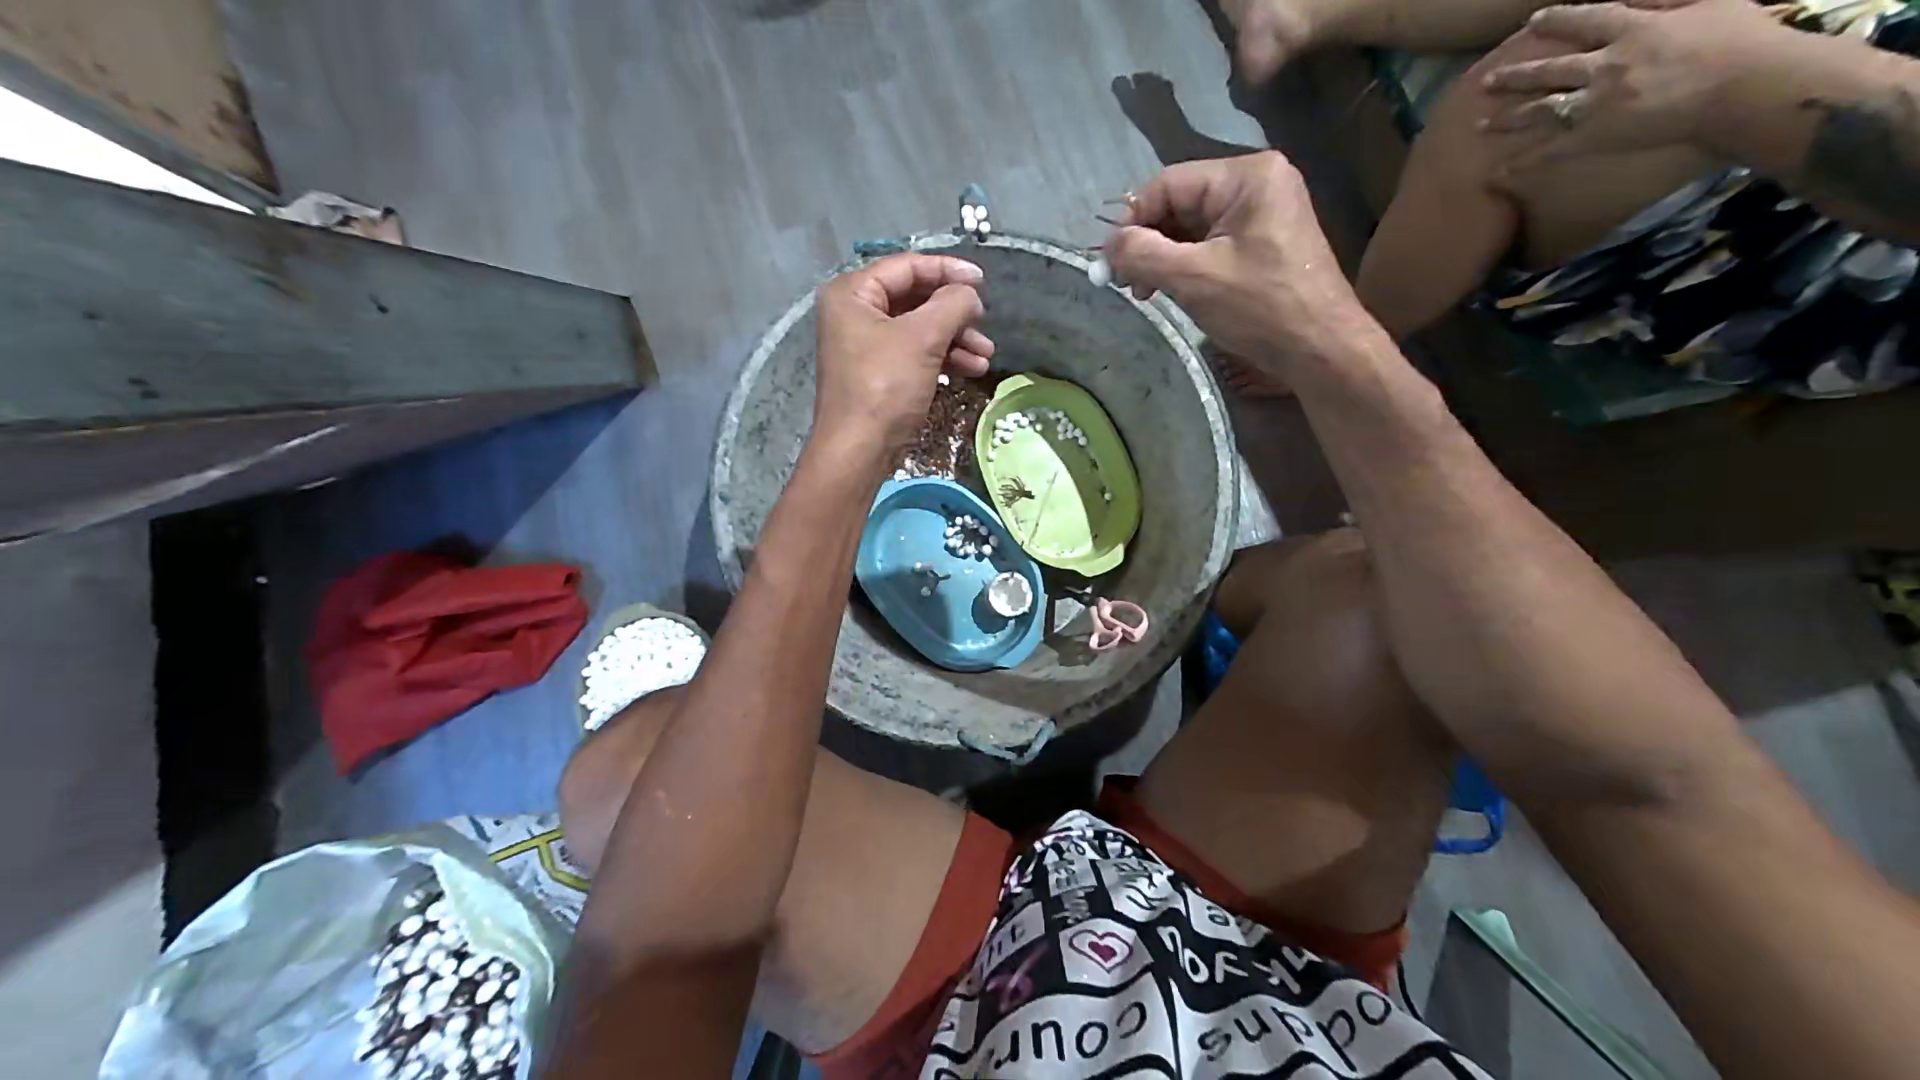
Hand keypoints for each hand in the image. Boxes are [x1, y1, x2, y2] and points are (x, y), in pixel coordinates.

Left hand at [811, 253, 993, 454]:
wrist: (859, 451)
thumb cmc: (885, 387)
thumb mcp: (922, 338)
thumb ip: (952, 304)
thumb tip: (970, 295)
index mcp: (853, 293)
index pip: (907, 267)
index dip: (947, 270)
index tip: (982, 282)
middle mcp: (855, 314)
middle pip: (915, 298)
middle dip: (954, 313)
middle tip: (983, 323)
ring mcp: (866, 346)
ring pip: (919, 329)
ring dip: (955, 339)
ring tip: (986, 355)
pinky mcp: (878, 374)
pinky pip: (915, 354)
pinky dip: (942, 358)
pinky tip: (971, 369)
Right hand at [1102, 152, 1374, 376]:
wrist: (1319, 347)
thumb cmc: (1260, 307)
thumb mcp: (1193, 278)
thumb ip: (1143, 254)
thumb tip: (1107, 246)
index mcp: (1246, 176)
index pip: (1168, 184)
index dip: (1132, 220)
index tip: (1110, 262)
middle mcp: (1256, 183)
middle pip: (1179, 204)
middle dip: (1147, 242)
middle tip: (1126, 282)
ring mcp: (1262, 212)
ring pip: (1191, 227)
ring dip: (1162, 257)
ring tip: (1146, 292)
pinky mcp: (1262, 241)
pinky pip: (1210, 243)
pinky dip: (1184, 265)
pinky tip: (1169, 289)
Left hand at [1480, 0, 1793, 168]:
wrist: (1742, 85)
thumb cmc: (1740, 39)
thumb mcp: (1712, 2)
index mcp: (1634, 29)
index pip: (1587, 20)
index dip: (1558, 19)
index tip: (1534, 20)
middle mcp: (1605, 66)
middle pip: (1548, 70)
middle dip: (1515, 75)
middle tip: (1486, 82)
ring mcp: (1595, 103)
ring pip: (1539, 110)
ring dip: (1506, 118)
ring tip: (1478, 125)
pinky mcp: (1594, 136)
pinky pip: (1547, 153)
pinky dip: (1519, 165)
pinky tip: (1494, 175)